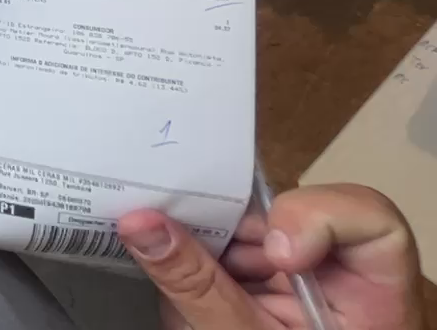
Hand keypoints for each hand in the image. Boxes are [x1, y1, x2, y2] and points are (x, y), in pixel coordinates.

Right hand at [119, 184, 423, 328]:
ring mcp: (291, 272)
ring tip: (173, 262)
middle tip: (183, 239)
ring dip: (194, 231)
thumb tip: (141, 222)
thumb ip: (200, 288)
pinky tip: (166, 256)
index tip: (274, 251)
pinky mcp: (251, 271)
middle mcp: (334, 275)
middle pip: (283, 209)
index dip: (315, 217)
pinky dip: (181, 236)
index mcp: (369, 301)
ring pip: (237, 215)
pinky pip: (214, 230)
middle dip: (224, 222)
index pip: (367, 223)